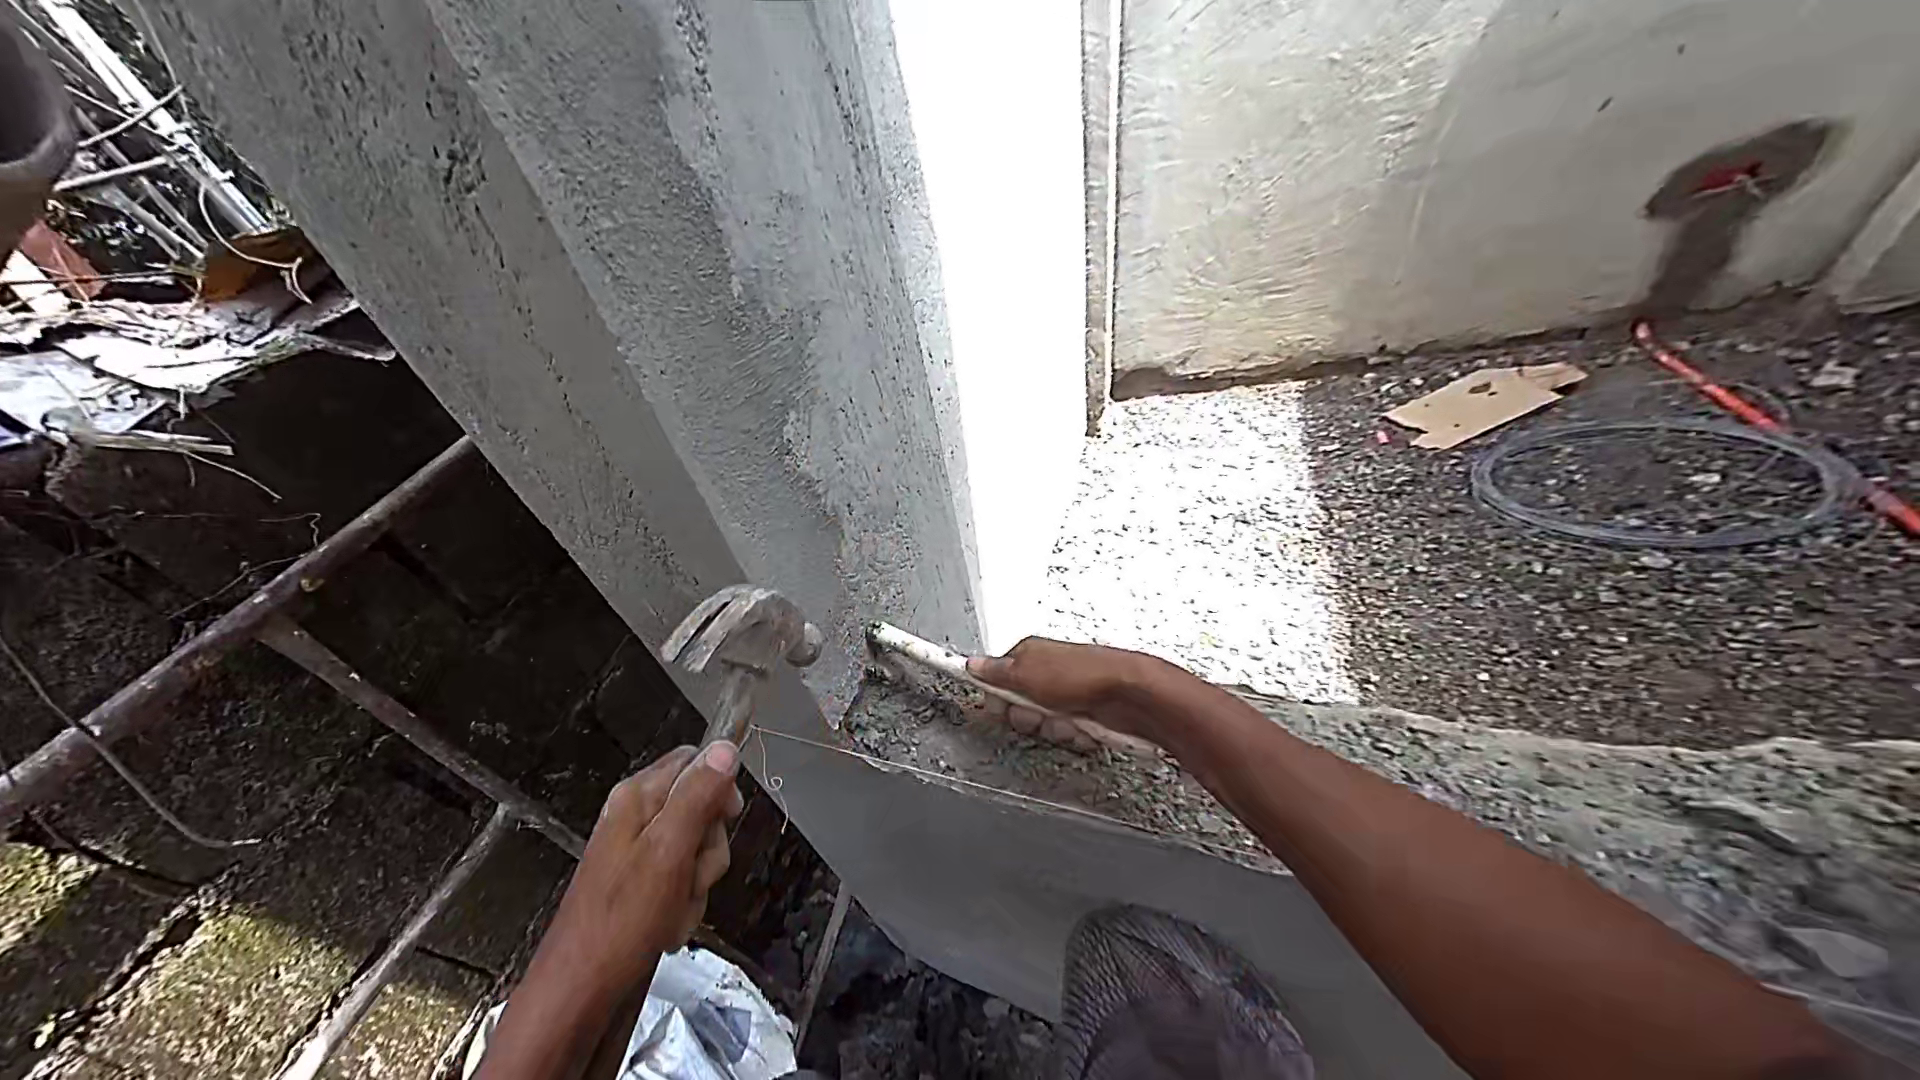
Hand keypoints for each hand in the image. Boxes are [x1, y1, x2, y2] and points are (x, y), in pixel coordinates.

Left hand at [543, 743, 744, 997]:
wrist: (578, 994)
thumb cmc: (620, 921)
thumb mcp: (669, 849)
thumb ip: (699, 794)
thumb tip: (726, 747)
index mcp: (638, 795)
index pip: (697, 761)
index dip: (720, 786)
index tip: (726, 817)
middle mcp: (637, 815)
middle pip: (703, 805)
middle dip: (710, 844)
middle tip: (692, 872)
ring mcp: (639, 850)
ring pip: (699, 845)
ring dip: (699, 879)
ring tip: (676, 904)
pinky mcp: (642, 881)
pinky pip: (684, 876)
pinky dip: (685, 900)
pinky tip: (669, 920)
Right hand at [966, 637, 1169, 754]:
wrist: (1133, 695)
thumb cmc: (1086, 675)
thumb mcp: (1028, 672)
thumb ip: (996, 671)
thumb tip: (972, 664)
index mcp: (1030, 655)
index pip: (996, 678)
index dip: (996, 698)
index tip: (996, 707)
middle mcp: (1048, 672)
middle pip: (1019, 708)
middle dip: (1028, 719)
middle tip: (1040, 714)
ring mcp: (1067, 694)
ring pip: (1043, 725)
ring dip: (1054, 729)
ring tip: (1069, 720)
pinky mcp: (1085, 714)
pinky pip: (1066, 733)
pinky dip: (1074, 736)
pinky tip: (1085, 728)